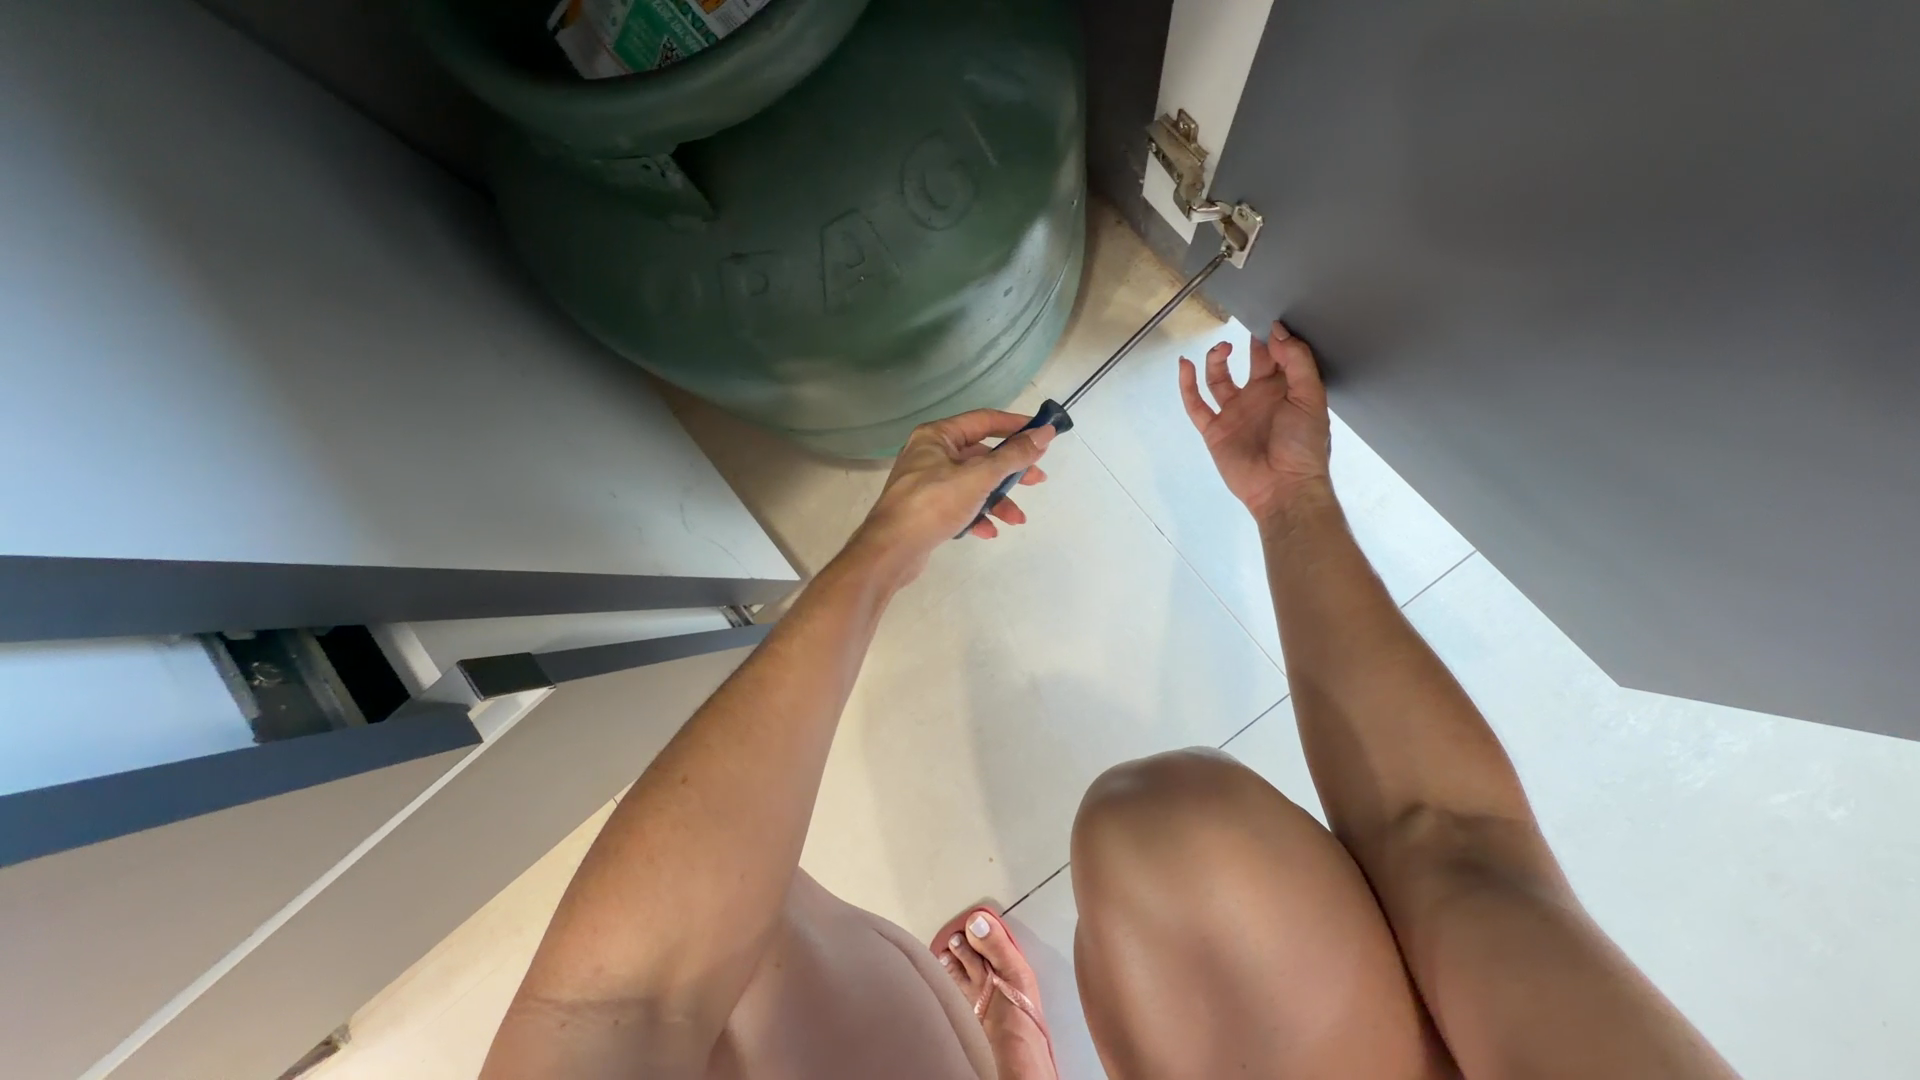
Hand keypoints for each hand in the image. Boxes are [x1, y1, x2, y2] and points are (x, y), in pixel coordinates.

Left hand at [845, 409, 1055, 582]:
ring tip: (1016, 519)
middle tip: (1037, 480)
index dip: (1016, 426)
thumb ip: (1014, 455)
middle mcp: (930, 454)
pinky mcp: (926, 509)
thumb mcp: (979, 477)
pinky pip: (959, 506)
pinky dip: (977, 516)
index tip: (1043, 434)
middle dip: (1010, 471)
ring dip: (997, 500)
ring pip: (972, 484)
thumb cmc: (933, 504)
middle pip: (981, 456)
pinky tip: (988, 531)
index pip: (984, 421)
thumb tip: (1045, 433)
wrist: (890, 551)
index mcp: (937, 436)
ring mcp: (926, 483)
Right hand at [1179, 320, 1332, 526]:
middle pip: (1249, 361)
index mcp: (1286, 390)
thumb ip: (1296, 362)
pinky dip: (1187, 385)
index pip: (1278, 355)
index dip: (1273, 337)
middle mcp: (1258, 397)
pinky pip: (1196, 403)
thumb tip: (1276, 332)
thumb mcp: (1310, 397)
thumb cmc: (1303, 444)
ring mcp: (1234, 413)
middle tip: (1243, 322)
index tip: (1268, 319)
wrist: (1283, 487)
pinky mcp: (1214, 429)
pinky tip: (1185, 365)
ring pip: (1218, 378)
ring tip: (1221, 349)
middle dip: (1247, 342)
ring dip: (1217, 360)